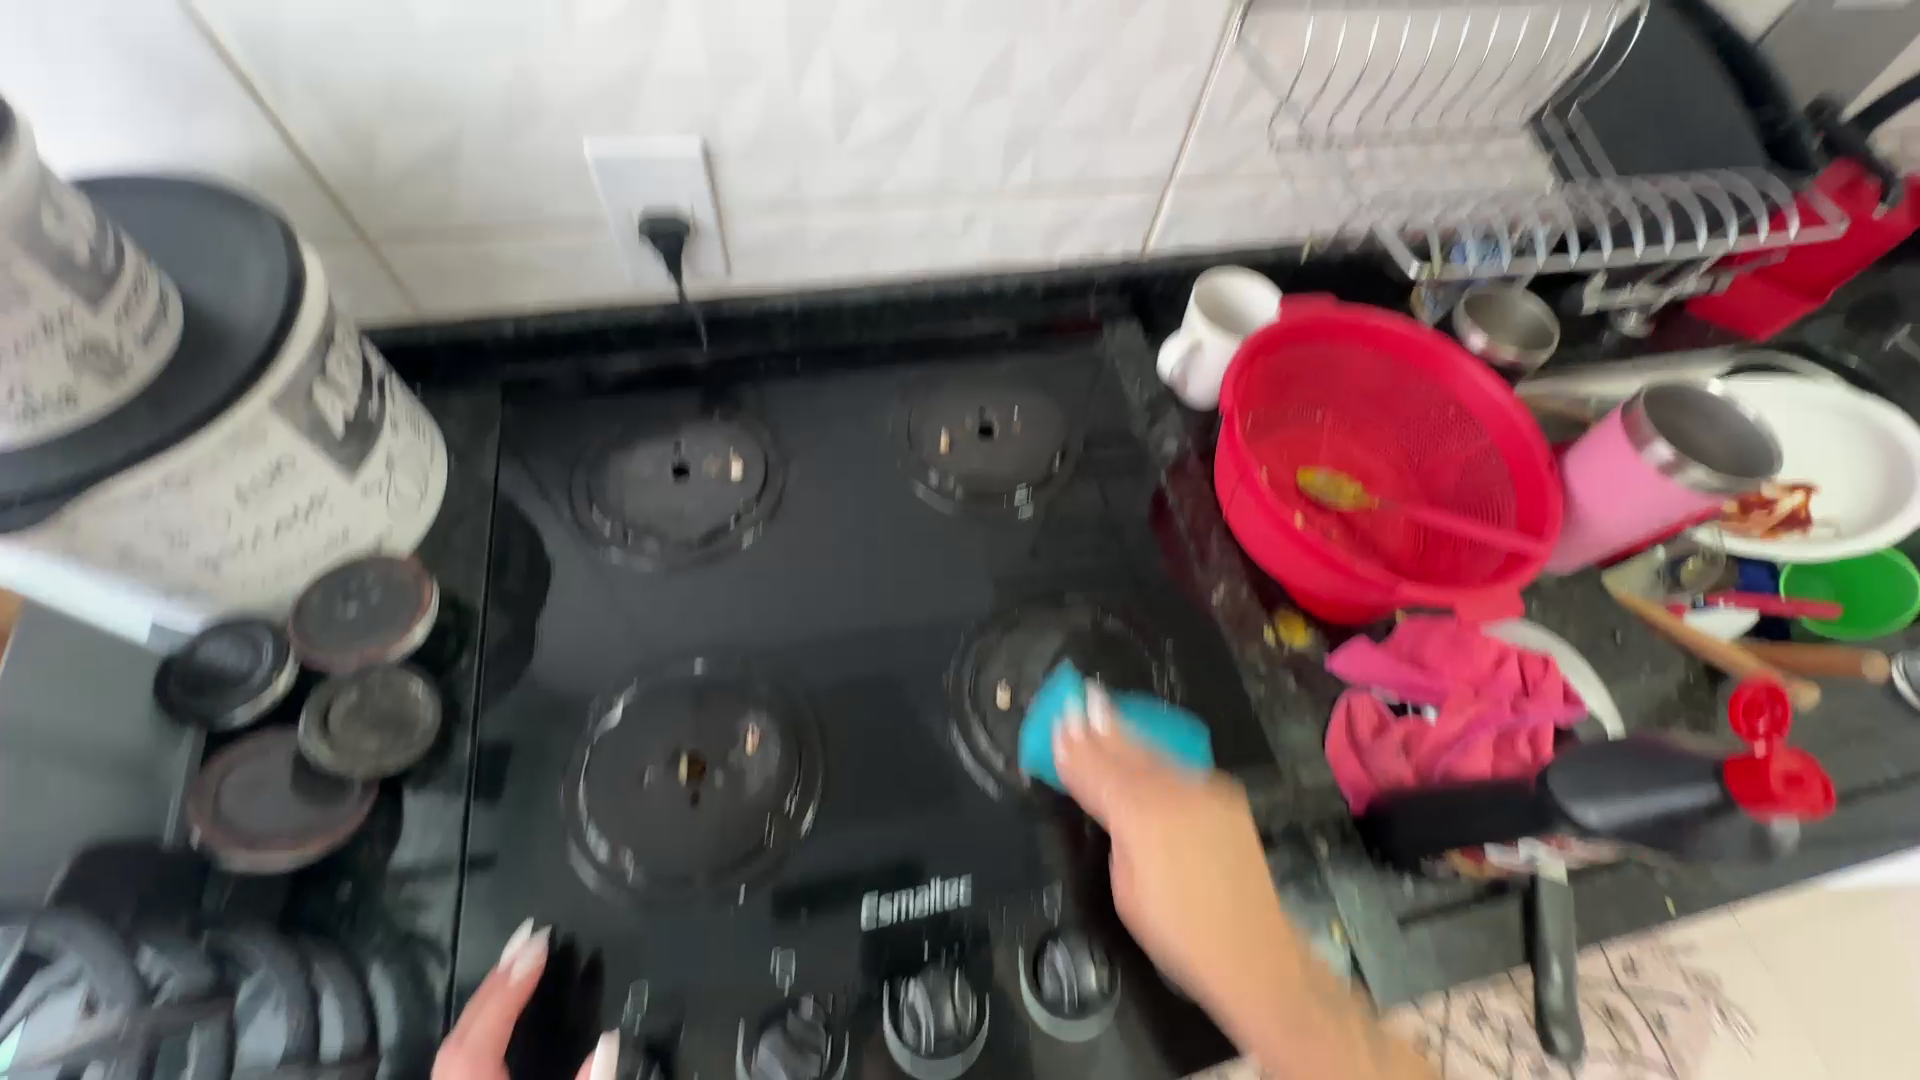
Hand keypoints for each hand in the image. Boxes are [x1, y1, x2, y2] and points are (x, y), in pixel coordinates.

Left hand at [434, 921, 617, 1079]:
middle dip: (495, 982)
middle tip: (530, 935)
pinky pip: (460, 1056)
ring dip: (488, 996)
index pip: (478, 1047)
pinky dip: (481, 1021)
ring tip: (519, 958)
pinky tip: (503, 1004)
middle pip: (460, 1039)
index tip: (539, 947)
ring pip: (456, 1045)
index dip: (505, 994)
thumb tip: (610, 1039)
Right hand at [1051, 683, 1294, 1018]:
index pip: (1098, 774)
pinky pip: (1177, 766)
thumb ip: (1115, 831)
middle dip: (1097, 727)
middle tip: (1074, 701)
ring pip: (1153, 753)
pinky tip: (1139, 741)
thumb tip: (1104, 801)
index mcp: (1142, 816)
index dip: (1075, 750)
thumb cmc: (1178, 934)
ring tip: (1100, 706)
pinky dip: (1152, 751)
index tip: (1057, 723)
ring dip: (1123, 730)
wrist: (1255, 953)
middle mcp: (1174, 792)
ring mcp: (1204, 790)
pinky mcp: (1226, 796)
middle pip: (1125, 753)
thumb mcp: (1126, 888)